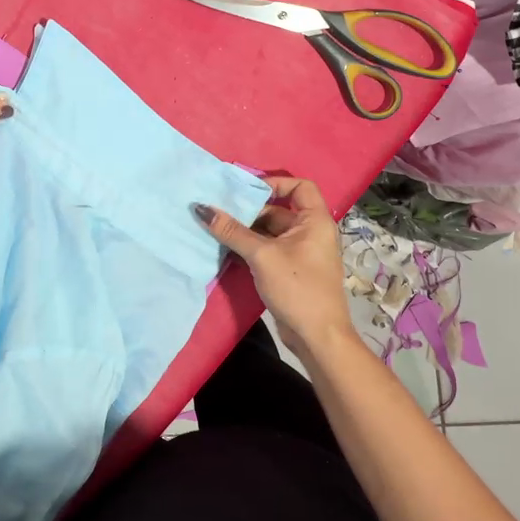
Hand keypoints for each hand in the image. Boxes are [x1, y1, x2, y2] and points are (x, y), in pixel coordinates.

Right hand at [195, 177, 353, 352]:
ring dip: (246, 229)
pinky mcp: (290, 269)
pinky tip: (226, 247)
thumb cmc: (297, 288)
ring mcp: (300, 252)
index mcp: (315, 221)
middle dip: (250, 209)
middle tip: (220, 209)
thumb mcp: (262, 255)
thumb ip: (232, 231)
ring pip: (270, 230)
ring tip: (217, 227)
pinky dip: (249, 246)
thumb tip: (202, 208)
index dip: (274, 183)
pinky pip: (268, 248)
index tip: (246, 191)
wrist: (318, 337)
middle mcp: (311, 232)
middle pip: (278, 209)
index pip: (299, 186)